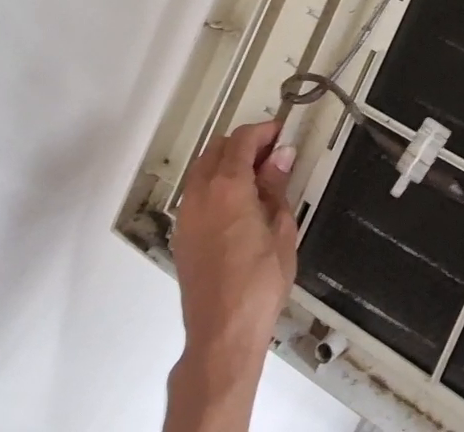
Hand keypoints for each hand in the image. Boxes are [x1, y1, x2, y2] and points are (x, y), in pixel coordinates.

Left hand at [165, 121, 297, 431]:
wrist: (223, 333)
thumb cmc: (259, 284)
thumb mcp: (281, 230)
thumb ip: (277, 188)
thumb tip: (280, 156)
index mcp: (228, 187)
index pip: (242, 140)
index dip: (263, 131)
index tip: (281, 132)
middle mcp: (201, 194)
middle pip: (217, 149)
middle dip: (243, 143)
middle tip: (272, 153)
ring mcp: (186, 215)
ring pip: (202, 169)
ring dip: (226, 162)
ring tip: (257, 176)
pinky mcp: (182, 235)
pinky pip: (197, 193)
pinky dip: (215, 184)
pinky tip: (238, 202)